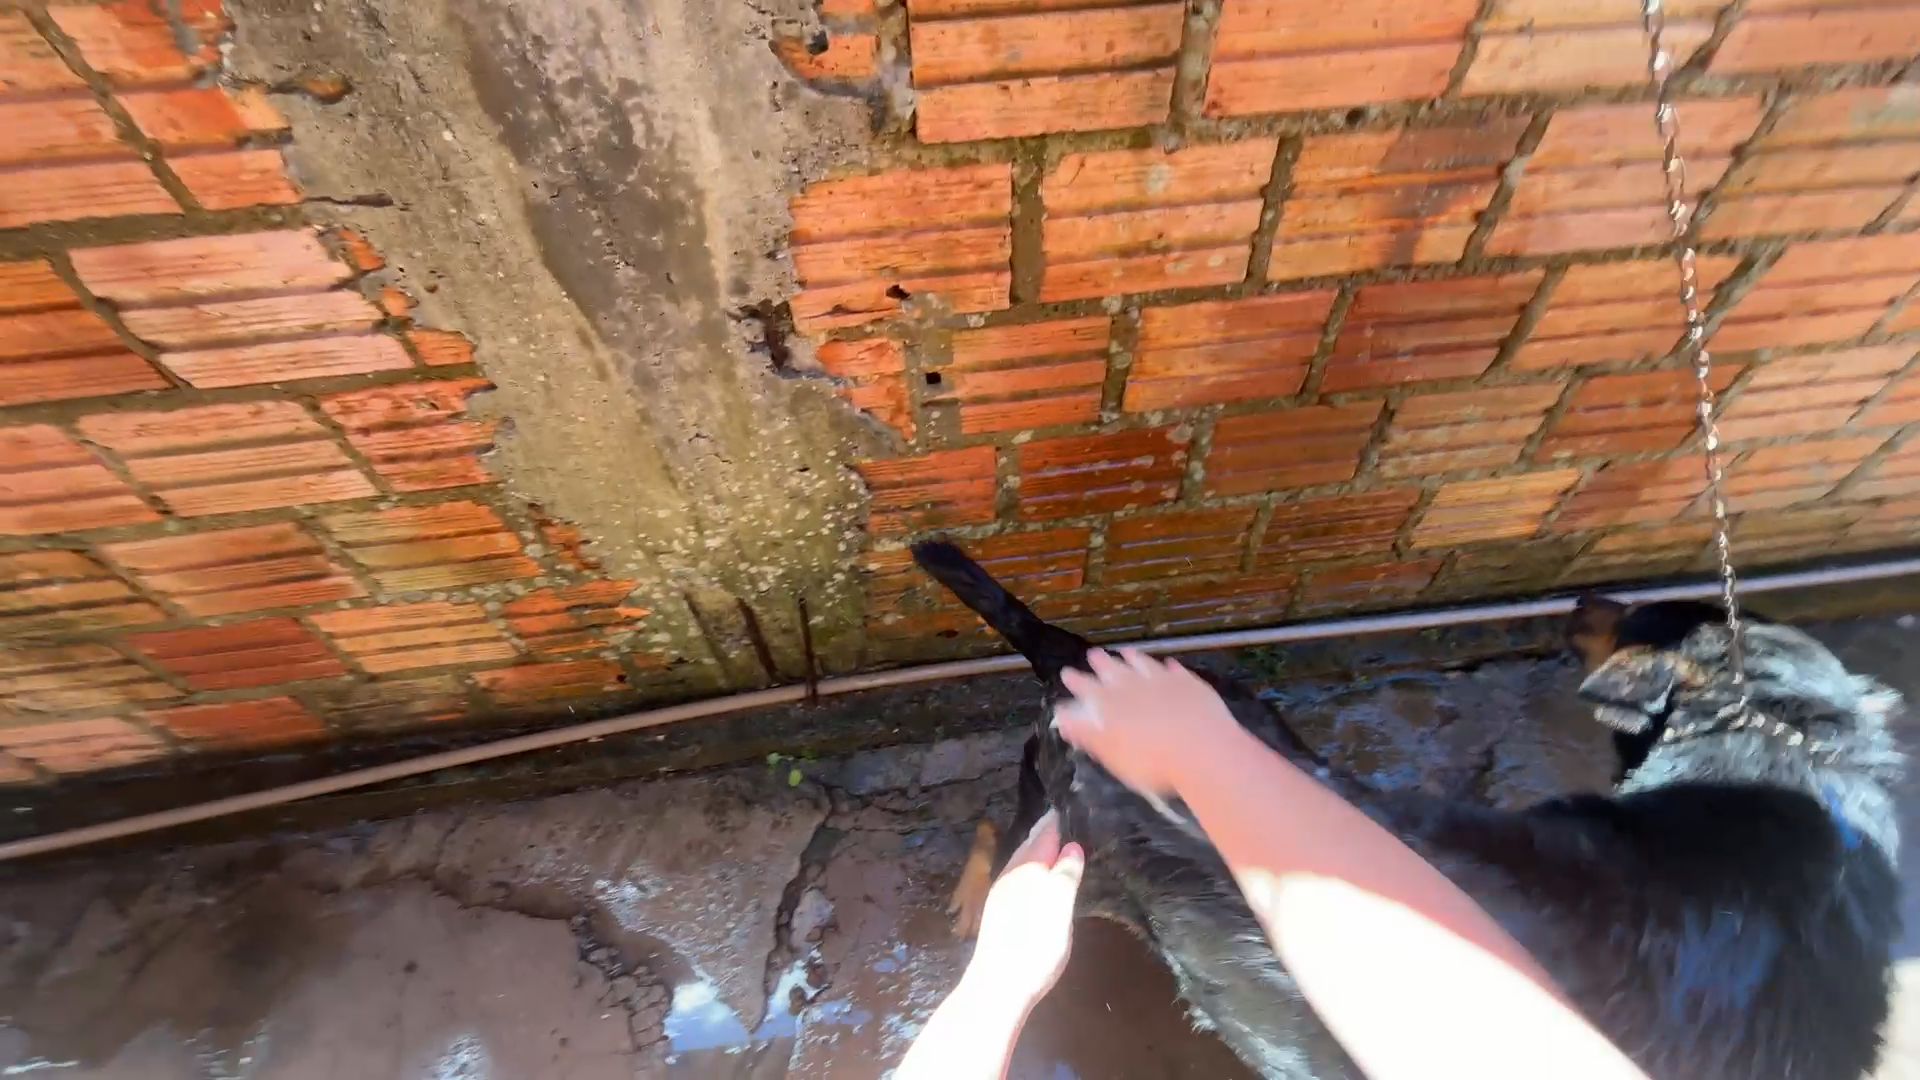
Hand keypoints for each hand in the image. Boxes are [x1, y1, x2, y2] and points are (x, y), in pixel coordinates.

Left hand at [964, 809, 1083, 1008]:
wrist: (998, 987)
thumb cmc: (1034, 944)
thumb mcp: (1059, 907)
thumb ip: (1065, 875)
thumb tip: (1072, 846)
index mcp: (1024, 867)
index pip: (1043, 835)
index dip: (1057, 822)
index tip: (1069, 805)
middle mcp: (1009, 875)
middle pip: (1030, 847)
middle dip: (1046, 835)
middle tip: (1064, 822)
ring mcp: (1002, 894)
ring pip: (1023, 863)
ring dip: (1038, 854)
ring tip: (1055, 848)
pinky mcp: (1000, 914)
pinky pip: (1020, 879)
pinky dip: (1032, 872)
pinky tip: (1039, 882)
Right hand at [1053, 648, 1242, 795]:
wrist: (1204, 752)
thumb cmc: (1152, 761)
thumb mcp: (1112, 755)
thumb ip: (1087, 734)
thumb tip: (1063, 718)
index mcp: (1110, 704)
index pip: (1086, 687)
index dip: (1075, 680)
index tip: (1067, 672)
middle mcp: (1133, 685)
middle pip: (1113, 669)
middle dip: (1101, 662)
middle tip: (1094, 654)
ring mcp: (1163, 681)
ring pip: (1143, 664)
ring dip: (1133, 658)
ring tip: (1126, 652)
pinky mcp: (1189, 683)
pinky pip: (1174, 670)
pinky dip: (1168, 667)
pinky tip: (1168, 665)